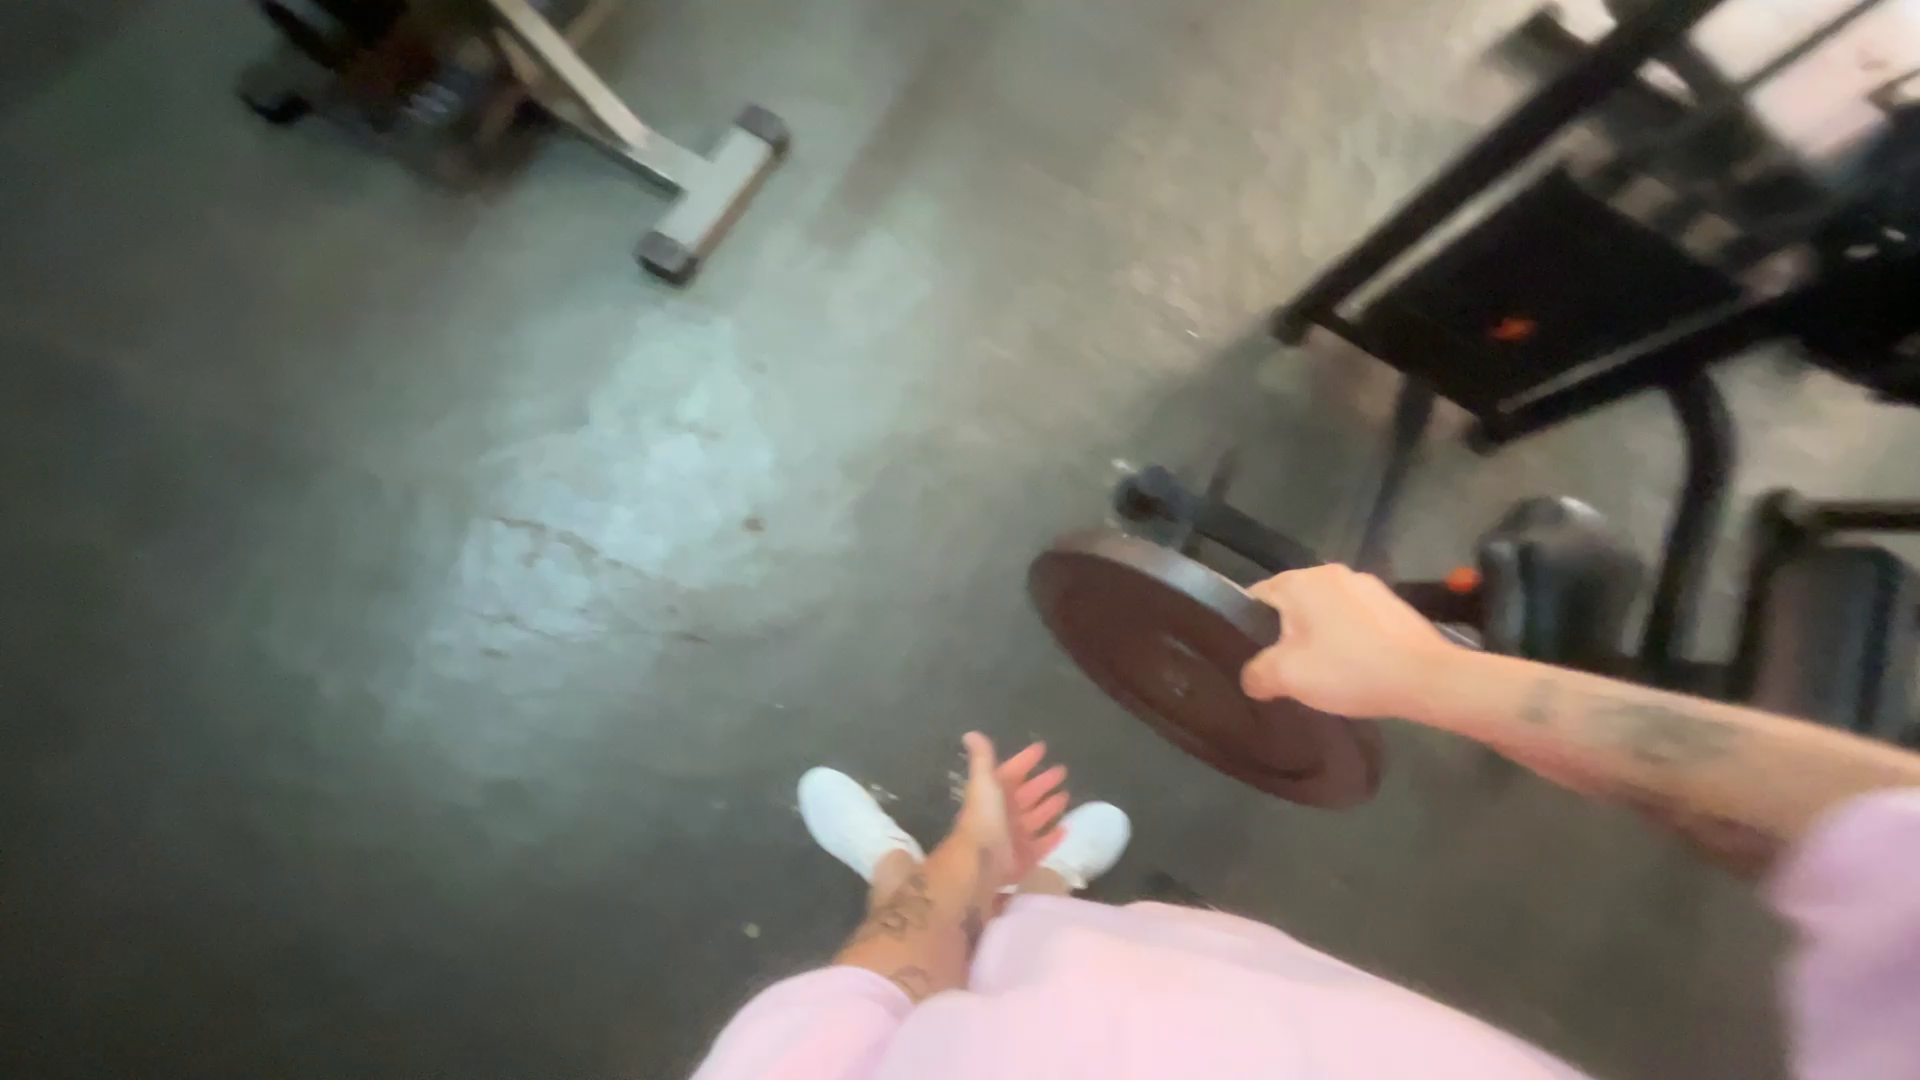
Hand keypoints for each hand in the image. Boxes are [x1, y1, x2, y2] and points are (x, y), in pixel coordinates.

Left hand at [946, 733, 1068, 889]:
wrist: (980, 861)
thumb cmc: (984, 816)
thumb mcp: (984, 781)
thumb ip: (982, 758)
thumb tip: (971, 733)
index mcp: (995, 793)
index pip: (1013, 772)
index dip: (1026, 760)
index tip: (1042, 748)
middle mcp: (1005, 813)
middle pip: (1028, 794)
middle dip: (1043, 782)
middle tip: (1061, 770)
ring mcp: (1015, 836)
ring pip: (1036, 818)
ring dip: (1049, 807)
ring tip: (1066, 795)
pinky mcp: (1025, 858)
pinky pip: (1043, 845)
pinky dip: (1053, 838)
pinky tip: (1066, 829)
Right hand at [1240, 564, 1455, 718]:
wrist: (1428, 679)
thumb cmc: (1349, 669)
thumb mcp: (1286, 678)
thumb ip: (1256, 674)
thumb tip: (1253, 677)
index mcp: (1298, 581)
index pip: (1255, 596)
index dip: (1249, 627)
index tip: (1258, 657)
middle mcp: (1329, 572)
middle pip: (1291, 603)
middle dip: (1286, 633)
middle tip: (1290, 669)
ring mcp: (1365, 584)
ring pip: (1323, 609)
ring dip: (1319, 634)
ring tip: (1327, 669)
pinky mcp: (1391, 602)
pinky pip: (1353, 616)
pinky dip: (1348, 636)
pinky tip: (1357, 664)